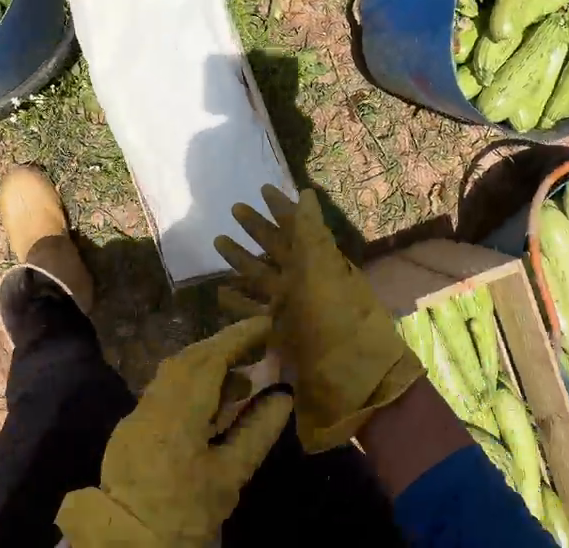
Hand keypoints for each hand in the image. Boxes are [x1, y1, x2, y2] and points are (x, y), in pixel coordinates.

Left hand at [56, 316, 292, 547]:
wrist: (128, 545)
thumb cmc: (184, 514)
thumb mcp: (229, 478)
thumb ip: (256, 431)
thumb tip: (283, 393)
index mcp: (177, 411)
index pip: (211, 358)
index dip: (240, 337)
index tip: (267, 324)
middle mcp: (153, 402)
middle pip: (190, 358)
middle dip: (225, 346)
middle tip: (258, 345)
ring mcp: (137, 415)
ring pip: (175, 373)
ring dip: (209, 366)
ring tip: (243, 382)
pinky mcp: (131, 430)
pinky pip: (166, 391)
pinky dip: (193, 385)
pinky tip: (213, 406)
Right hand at [214, 186, 423, 451]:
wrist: (351, 380)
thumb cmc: (336, 319)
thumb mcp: (322, 268)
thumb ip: (310, 232)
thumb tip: (306, 192)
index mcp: (316, 262)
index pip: (295, 226)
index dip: (280, 206)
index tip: (262, 188)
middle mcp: (303, 281)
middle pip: (275, 247)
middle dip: (256, 227)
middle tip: (233, 208)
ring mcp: (290, 308)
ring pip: (260, 277)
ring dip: (241, 260)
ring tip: (217, 241)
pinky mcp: (279, 335)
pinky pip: (253, 313)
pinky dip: (237, 302)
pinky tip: (218, 292)